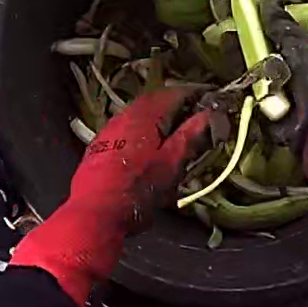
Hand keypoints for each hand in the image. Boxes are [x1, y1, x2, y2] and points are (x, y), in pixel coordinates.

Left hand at [11, 86, 213, 305]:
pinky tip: (151, 147)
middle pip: (157, 101)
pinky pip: (129, 129)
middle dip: (179, 106)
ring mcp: (109, 129)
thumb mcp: (172, 164)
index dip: (198, 94)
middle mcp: (124, 114)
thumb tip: (210, 112)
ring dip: (161, 119)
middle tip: (199, 116)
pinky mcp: (101, 145)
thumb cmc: (137, 189)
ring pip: (141, 115)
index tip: (214, 101)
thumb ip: (191, 135)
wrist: (93, 214)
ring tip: (179, 133)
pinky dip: (146, 131)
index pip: (176, 92)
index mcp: (144, 113)